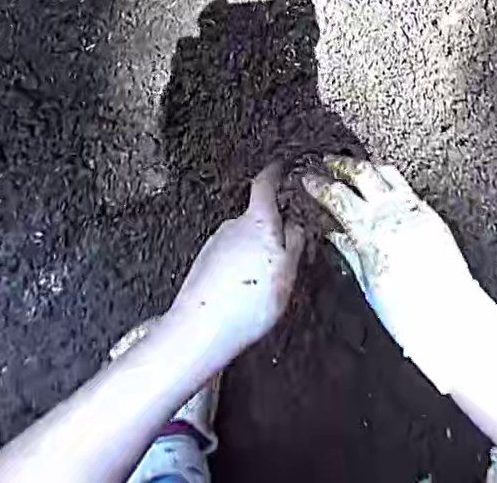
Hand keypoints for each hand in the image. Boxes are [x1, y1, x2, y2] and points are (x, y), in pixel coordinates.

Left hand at [168, 163, 304, 359]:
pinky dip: (239, 269)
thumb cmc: (248, 301)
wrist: (200, 330)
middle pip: (256, 217)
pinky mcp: (204, 264)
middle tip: (284, 257)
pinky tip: (244, 294)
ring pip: (243, 240)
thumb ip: (294, 243)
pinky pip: (230, 258)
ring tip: (263, 286)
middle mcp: (233, 225)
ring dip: (254, 254)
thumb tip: (295, 224)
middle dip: (270, 231)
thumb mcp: (287, 271)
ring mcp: (215, 244)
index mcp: (256, 221)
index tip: (279, 167)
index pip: (264, 184)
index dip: (274, 173)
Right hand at [302, 156, 496, 392]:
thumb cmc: (409, 311)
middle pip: (361, 173)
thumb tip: (336, 235)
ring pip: (386, 172)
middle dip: (341, 164)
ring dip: (367, 166)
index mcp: (371, 231)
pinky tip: (383, 187)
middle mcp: (392, 212)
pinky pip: (405, 187)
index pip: (337, 196)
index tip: (307, 179)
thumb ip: (350, 252)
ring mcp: (414, 209)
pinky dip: (389, 181)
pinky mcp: (429, 214)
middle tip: (328, 162)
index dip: (318, 185)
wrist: (452, 317)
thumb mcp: (368, 283)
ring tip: (355, 166)